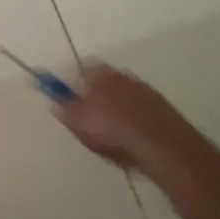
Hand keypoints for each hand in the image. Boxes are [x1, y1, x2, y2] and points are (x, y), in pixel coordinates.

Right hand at [54, 64, 205, 171]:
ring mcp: (145, 91)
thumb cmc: (114, 131)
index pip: (79, 70)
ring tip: (112, 133)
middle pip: (103, 82)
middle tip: (89, 120)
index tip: (68, 102)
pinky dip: (134, 120)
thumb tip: (54, 100)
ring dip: (116, 108)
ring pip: (123, 96)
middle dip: (95, 97)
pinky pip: (141, 111)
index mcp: (99, 73)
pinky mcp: (164, 109)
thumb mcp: (79, 123)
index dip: (72, 85)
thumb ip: (64, 109)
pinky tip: (133, 139)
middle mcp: (122, 75)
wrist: (165, 149)